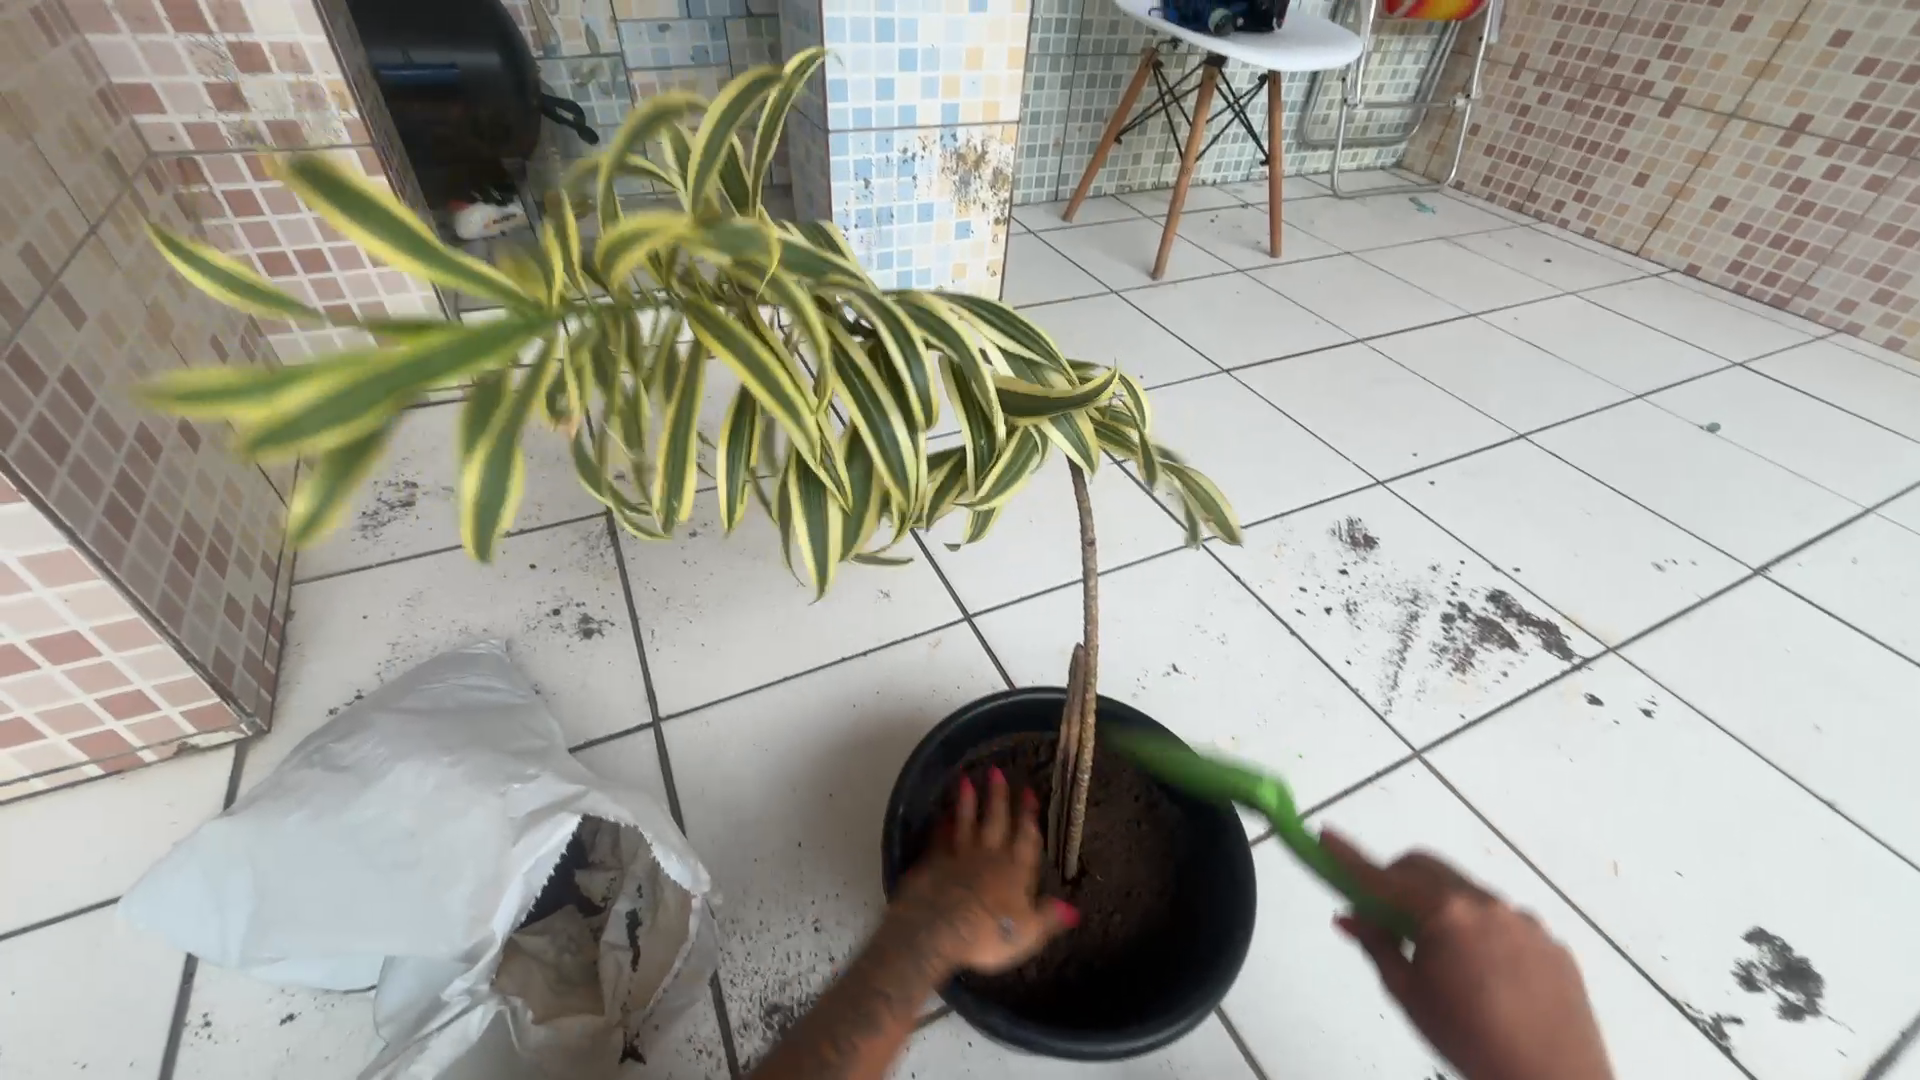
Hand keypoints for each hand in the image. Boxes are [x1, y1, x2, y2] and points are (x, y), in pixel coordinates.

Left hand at [889, 767, 1078, 975]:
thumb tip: (1074, 908)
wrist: (937, 929)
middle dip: (998, 796)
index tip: (1028, 790)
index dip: (1028, 814)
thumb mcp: (1028, 933)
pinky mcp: (934, 860)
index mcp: (1015, 871)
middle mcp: (989, 856)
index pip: (1026, 837)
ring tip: (966, 780)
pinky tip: (940, 814)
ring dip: (967, 801)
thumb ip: (1049, 917)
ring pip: (966, 821)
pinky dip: (941, 824)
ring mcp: (960, 855)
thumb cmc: (987, 934)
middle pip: (996, 820)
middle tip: (996, 770)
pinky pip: (940, 837)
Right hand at [1322, 830, 1614, 1079]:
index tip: (1324, 835)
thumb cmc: (1469, 1040)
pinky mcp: (1552, 942)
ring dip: (1438, 905)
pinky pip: (1502, 919)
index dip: (1348, 856)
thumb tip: (1348, 916)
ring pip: (1463, 891)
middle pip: (1424, 868)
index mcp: (1446, 914)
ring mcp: (1524, 920)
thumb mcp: (1408, 994)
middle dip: (1395, 879)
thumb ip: (1377, 945)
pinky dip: (1478, 930)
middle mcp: (1486, 903)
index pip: (1382, 877)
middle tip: (1383, 915)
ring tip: (1442, 958)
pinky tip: (1485, 974)